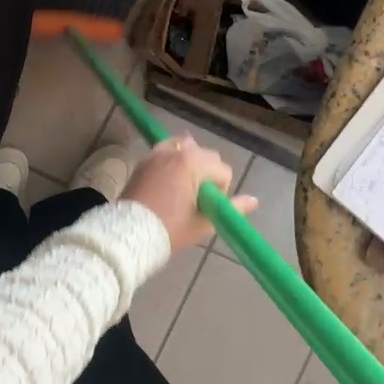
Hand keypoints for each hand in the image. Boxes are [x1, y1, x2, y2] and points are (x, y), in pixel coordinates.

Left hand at [123, 136, 257, 251]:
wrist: (128, 235)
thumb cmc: (169, 230)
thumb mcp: (203, 222)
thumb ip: (232, 208)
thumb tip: (254, 201)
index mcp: (193, 164)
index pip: (222, 171)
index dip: (220, 191)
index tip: (208, 208)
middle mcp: (177, 151)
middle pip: (206, 156)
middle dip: (208, 174)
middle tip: (197, 200)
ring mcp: (158, 153)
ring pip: (186, 148)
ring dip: (191, 163)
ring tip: (183, 188)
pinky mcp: (144, 160)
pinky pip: (166, 150)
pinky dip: (173, 159)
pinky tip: (169, 179)